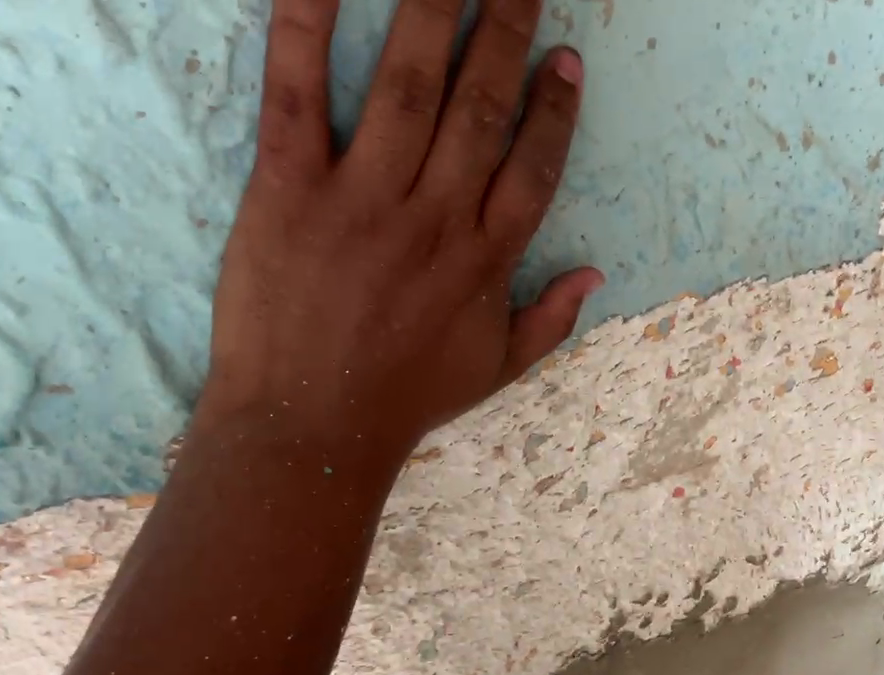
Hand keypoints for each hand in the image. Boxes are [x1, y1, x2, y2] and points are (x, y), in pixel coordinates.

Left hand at [197, 0, 602, 473]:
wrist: (312, 424)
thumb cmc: (408, 396)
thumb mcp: (498, 369)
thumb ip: (551, 320)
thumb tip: (597, 276)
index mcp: (485, 262)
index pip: (533, 167)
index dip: (554, 110)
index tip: (566, 59)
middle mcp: (433, 220)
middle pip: (480, 110)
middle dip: (503, 31)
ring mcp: (361, 200)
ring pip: (405, 87)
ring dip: (430, 11)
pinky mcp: (287, 190)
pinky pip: (296, 93)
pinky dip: (305, 25)